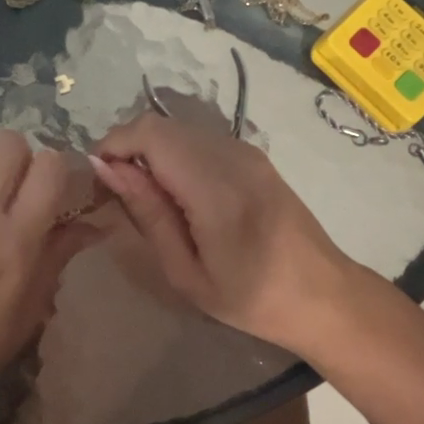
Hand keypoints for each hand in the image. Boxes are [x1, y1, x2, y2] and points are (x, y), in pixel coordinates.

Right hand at [91, 114, 358, 350]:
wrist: (325, 296)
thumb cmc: (251, 298)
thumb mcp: (186, 272)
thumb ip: (147, 213)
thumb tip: (107, 167)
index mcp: (215, 188)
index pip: (149, 133)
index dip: (114, 145)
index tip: (98, 180)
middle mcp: (232, 156)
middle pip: (160, 125)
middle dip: (127, 148)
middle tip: (116, 192)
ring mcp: (247, 151)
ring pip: (177, 129)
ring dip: (150, 151)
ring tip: (144, 197)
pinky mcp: (253, 156)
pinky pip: (198, 139)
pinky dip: (174, 155)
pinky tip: (175, 193)